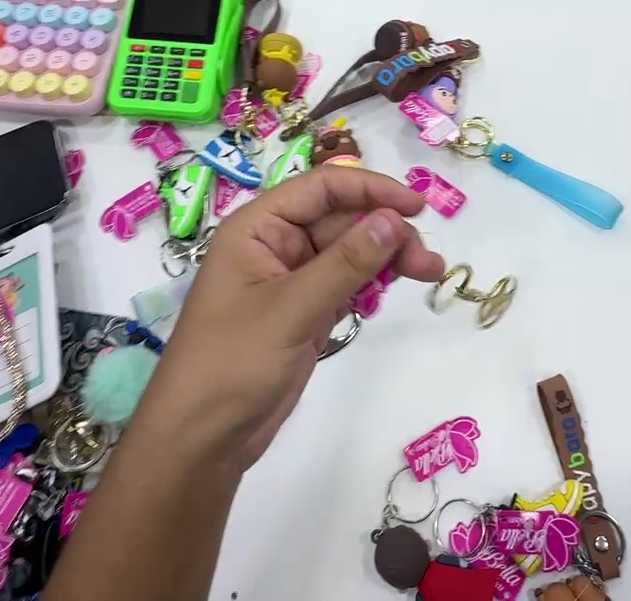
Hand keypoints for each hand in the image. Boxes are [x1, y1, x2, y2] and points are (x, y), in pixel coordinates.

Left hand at [133, 168, 446, 472]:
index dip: (370, 189)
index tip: (416, 206)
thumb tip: (394, 220)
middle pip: (342, 220)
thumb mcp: (291, 309)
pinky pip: (346, 282)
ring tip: (429, 272)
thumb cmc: (231, 364)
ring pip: (350, 252)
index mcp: (258, 228)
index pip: (321, 189)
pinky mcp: (304, 311)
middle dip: (387, 232)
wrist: (200, 442)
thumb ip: (346, 263)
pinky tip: (397, 289)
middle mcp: (275, 245)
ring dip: (387, 258)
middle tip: (428, 261)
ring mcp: (291, 280)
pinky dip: (372, 283)